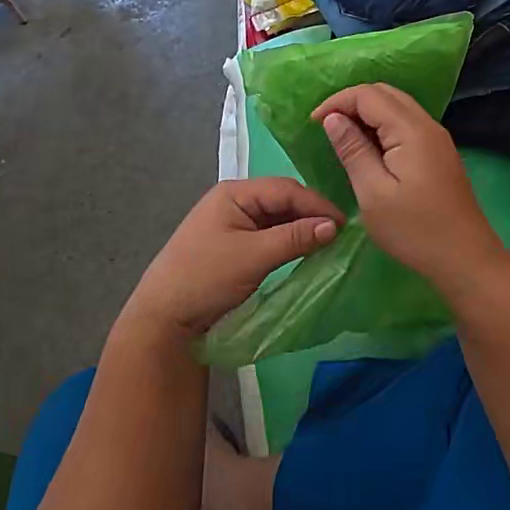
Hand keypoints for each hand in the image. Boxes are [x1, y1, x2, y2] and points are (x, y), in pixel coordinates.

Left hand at [125, 178, 344, 335]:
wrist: (164, 319)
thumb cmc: (205, 279)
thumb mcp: (253, 256)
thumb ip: (295, 238)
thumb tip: (334, 226)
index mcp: (234, 193)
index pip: (286, 189)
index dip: (317, 205)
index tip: (345, 224)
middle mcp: (235, 201)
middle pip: (283, 200)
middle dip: (312, 214)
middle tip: (341, 233)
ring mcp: (234, 223)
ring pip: (279, 218)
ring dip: (302, 228)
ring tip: (329, 241)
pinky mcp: (236, 244)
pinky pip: (271, 234)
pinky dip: (290, 240)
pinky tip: (308, 250)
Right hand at [313, 84, 509, 291]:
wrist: (465, 257)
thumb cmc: (414, 230)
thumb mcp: (373, 193)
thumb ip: (353, 150)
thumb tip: (333, 118)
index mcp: (411, 130)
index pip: (369, 94)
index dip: (337, 101)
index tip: (313, 124)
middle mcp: (428, 125)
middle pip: (385, 94)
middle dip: (352, 103)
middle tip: (327, 129)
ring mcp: (438, 139)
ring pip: (397, 108)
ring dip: (368, 115)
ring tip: (343, 140)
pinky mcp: (440, 153)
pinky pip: (407, 125)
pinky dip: (383, 128)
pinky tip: (369, 152)